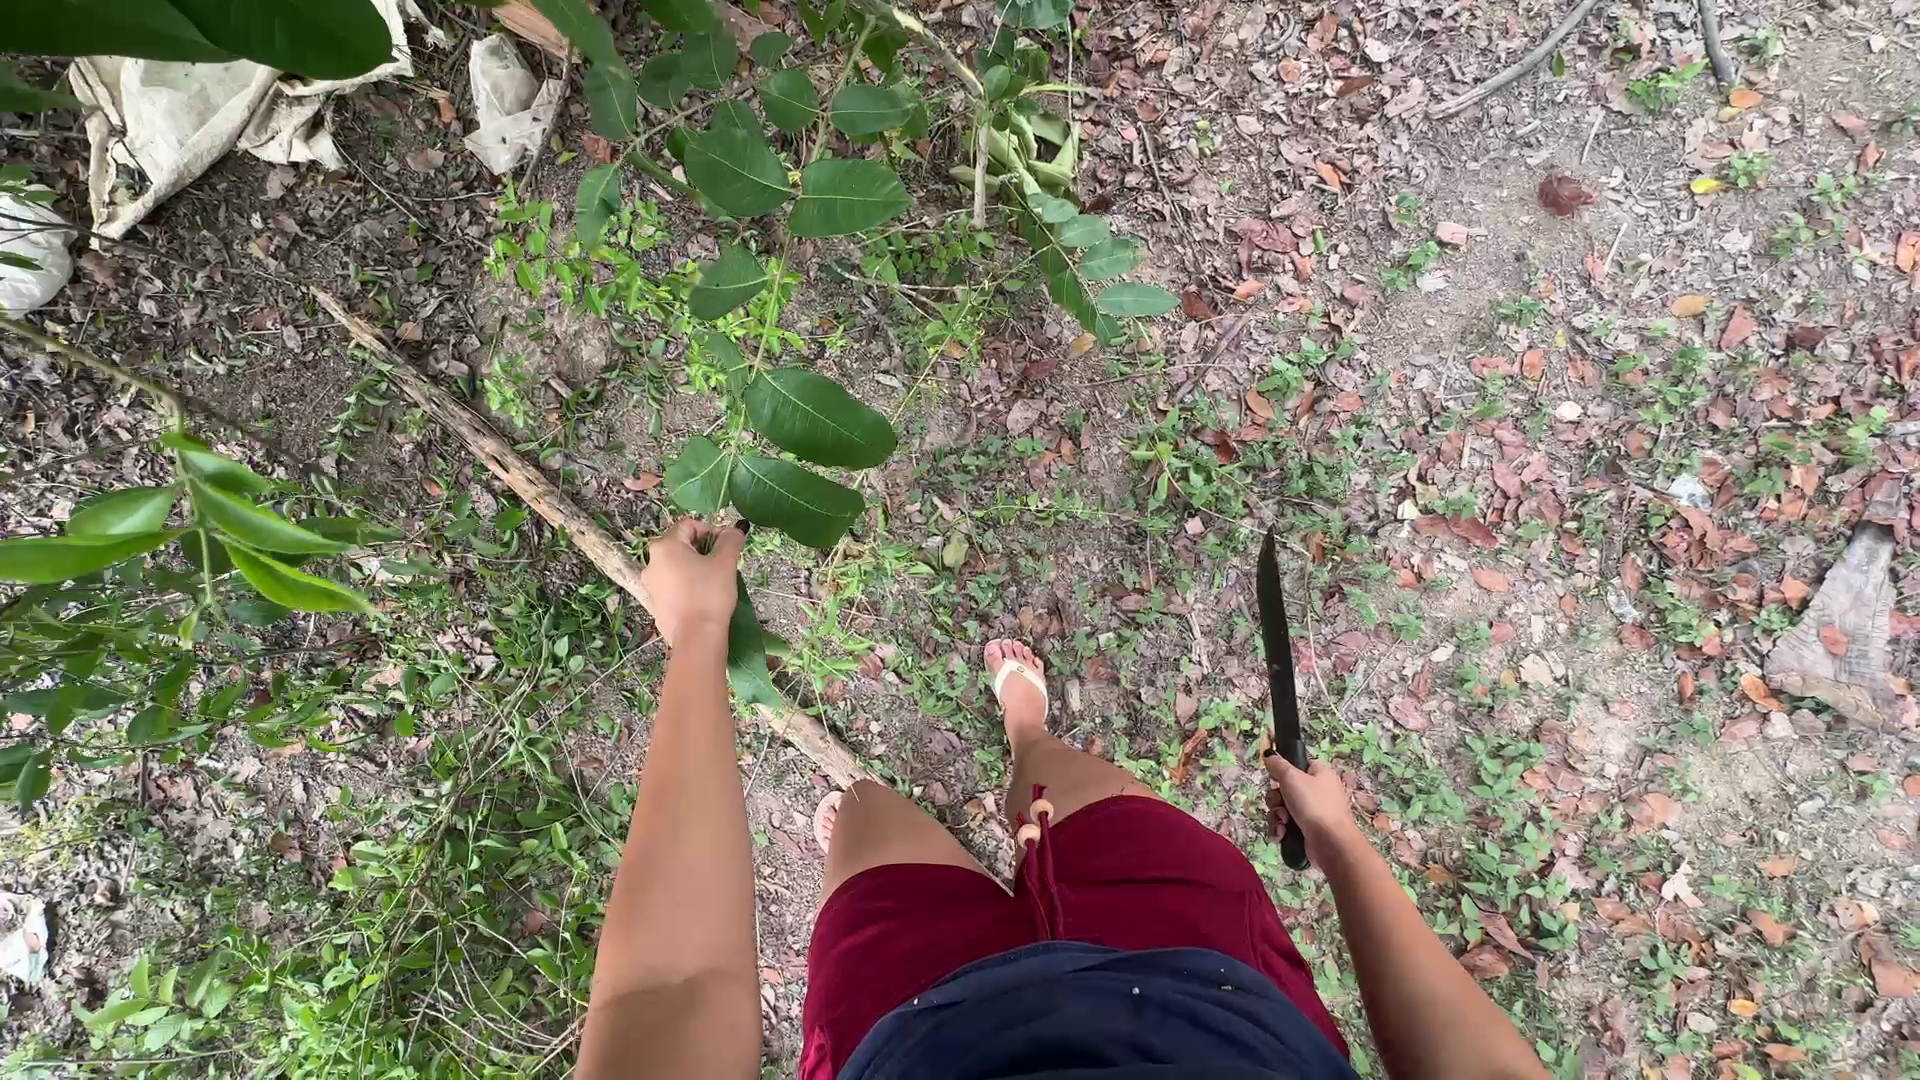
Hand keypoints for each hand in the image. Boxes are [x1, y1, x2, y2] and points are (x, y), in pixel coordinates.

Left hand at [642, 518, 746, 648]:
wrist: (696, 636)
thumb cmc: (710, 593)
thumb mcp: (725, 563)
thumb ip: (730, 541)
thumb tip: (734, 530)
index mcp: (665, 546)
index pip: (688, 525)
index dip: (710, 530)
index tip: (725, 546)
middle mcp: (651, 562)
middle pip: (680, 544)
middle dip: (702, 550)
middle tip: (722, 563)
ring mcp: (650, 584)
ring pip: (676, 565)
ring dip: (694, 567)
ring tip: (713, 581)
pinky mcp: (654, 603)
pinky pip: (672, 585)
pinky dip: (686, 584)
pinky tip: (701, 597)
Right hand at [1263, 756, 1361, 863]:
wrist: (1331, 844)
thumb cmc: (1313, 804)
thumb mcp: (1291, 777)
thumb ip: (1277, 764)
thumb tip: (1269, 756)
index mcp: (1320, 774)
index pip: (1298, 765)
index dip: (1284, 771)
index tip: (1276, 778)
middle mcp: (1318, 792)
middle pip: (1285, 789)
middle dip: (1276, 799)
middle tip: (1280, 805)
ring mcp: (1314, 812)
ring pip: (1283, 808)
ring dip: (1276, 816)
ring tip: (1282, 823)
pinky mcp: (1308, 830)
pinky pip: (1287, 824)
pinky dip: (1281, 829)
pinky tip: (1281, 834)